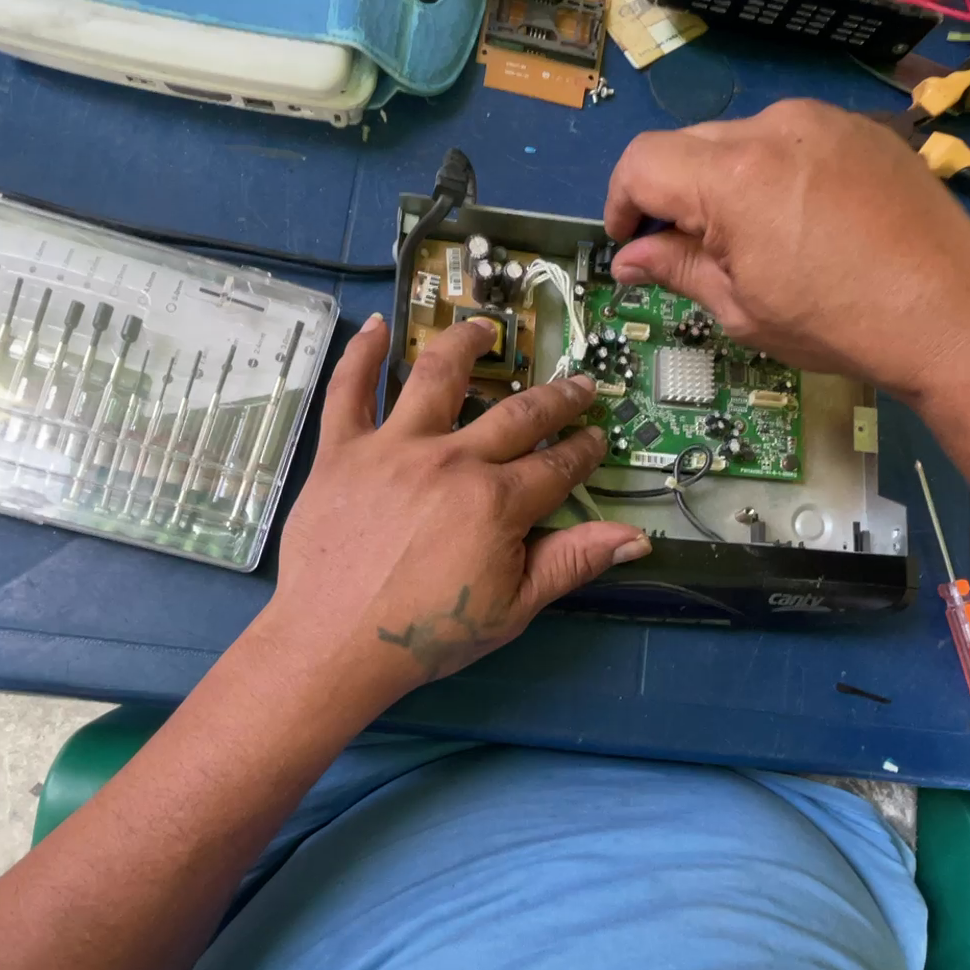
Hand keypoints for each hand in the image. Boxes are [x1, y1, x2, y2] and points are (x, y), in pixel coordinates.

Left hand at [260, 315, 650, 704]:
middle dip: (556, 399)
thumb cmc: (428, 634)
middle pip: (517, 415)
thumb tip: (637, 539)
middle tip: (578, 385)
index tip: (599, 436)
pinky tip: (376, 325)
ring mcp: (392, 447)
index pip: (557, 466)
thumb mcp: (514, 608)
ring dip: (467, 345)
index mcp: (496, 501)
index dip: (584, 450)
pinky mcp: (342, 450)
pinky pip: (349, 390)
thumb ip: (573, 563)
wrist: (333, 644)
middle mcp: (451, 459)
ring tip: (487, 329)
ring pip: (436, 376)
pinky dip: (361, 353)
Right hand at [605, 99, 969, 398]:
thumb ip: (677, 269)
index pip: (641, 163)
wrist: (949, 311)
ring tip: (747, 242)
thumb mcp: (741, 308)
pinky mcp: (859, 130)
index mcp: (732, 176)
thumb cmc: (834, 324)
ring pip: (737, 140)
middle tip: (681, 253)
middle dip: (669, 196)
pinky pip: (789, 142)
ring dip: (720, 184)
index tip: (627, 244)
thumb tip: (629, 260)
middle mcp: (773, 129)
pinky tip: (795, 224)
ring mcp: (823, 121)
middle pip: (685, 146)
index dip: (620, 205)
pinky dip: (768, 174)